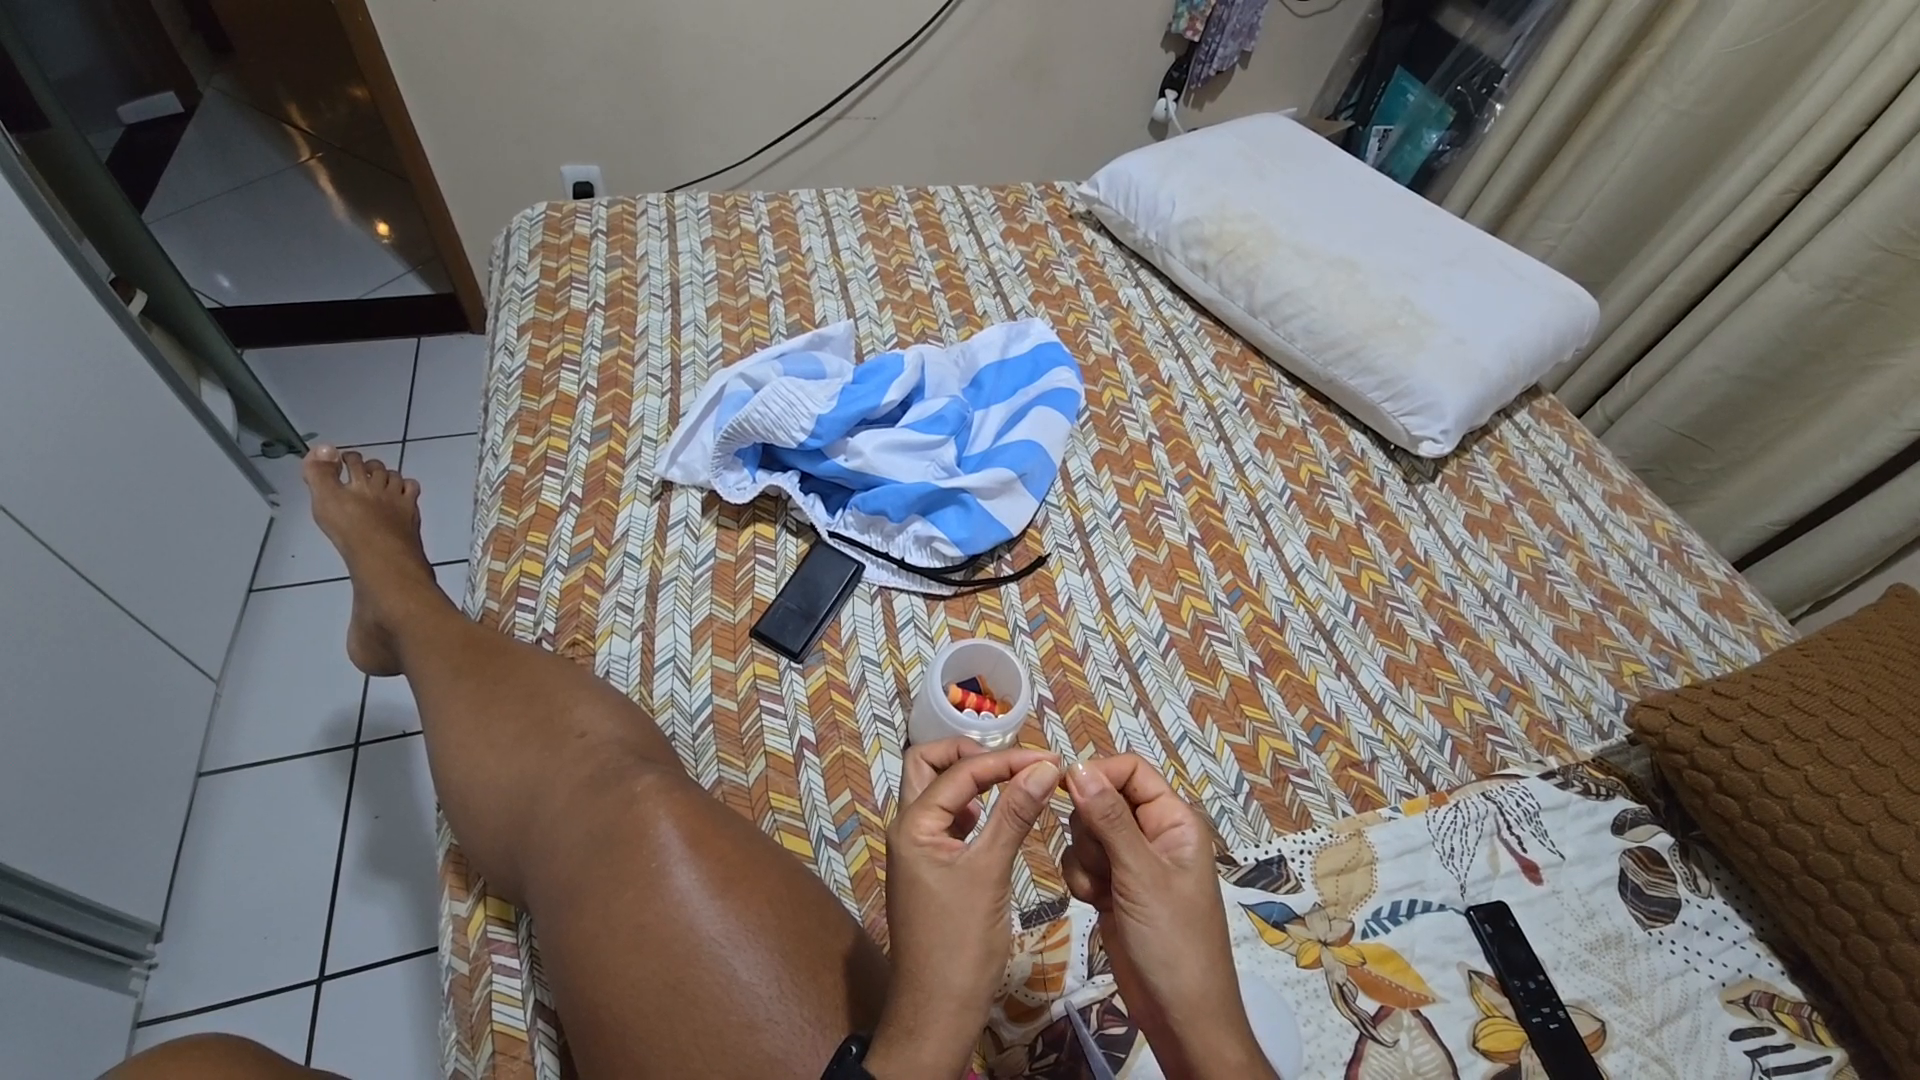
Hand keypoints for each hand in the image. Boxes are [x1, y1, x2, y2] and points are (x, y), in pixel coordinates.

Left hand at [866, 738, 1060, 1078]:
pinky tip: (996, 816)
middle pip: (928, 764)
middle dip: (969, 753)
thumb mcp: (990, 872)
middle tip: (1014, 760)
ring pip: (936, 790)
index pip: (960, 771)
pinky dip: (971, 806)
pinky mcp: (930, 866)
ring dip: (969, 777)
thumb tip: (1046, 766)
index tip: (1050, 759)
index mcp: (913, 824)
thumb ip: (1015, 814)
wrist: (937, 1012)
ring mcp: (916, 847)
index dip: (1005, 760)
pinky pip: (946, 819)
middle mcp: (908, 827)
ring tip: (1013, 779)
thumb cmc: (961, 943)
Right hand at [1062, 756, 1274, 1079]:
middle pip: (1101, 798)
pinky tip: (1095, 903)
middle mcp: (1152, 833)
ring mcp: (1131, 861)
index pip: (1130, 771)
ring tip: (1103, 890)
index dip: (1098, 775)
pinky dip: (1081, 879)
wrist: (1178, 1016)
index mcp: (1174, 820)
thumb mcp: (1141, 876)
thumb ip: (1108, 818)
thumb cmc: (1174, 943)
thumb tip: (1076, 767)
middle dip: (1091, 828)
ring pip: (1086, 831)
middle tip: (1105, 863)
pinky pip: (1081, 861)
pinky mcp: (1112, 885)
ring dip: (1084, 859)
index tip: (1065, 790)